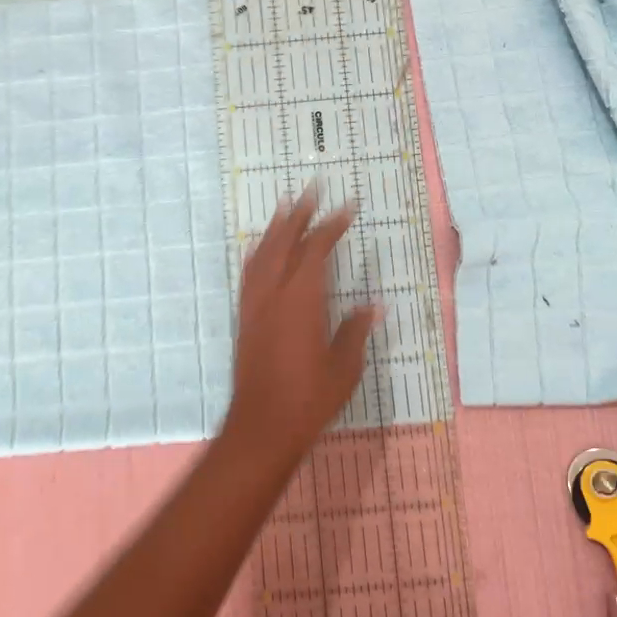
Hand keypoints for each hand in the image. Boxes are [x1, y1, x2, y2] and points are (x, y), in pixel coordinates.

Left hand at [222, 188, 379, 457]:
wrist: (262, 426)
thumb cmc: (309, 399)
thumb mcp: (344, 367)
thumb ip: (355, 331)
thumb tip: (372, 308)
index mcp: (303, 300)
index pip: (316, 250)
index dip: (331, 226)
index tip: (347, 208)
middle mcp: (274, 295)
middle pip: (284, 243)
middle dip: (298, 214)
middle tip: (310, 190)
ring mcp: (254, 306)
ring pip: (261, 255)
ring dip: (274, 228)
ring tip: (284, 207)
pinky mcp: (244, 321)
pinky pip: (248, 274)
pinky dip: (257, 253)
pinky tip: (260, 250)